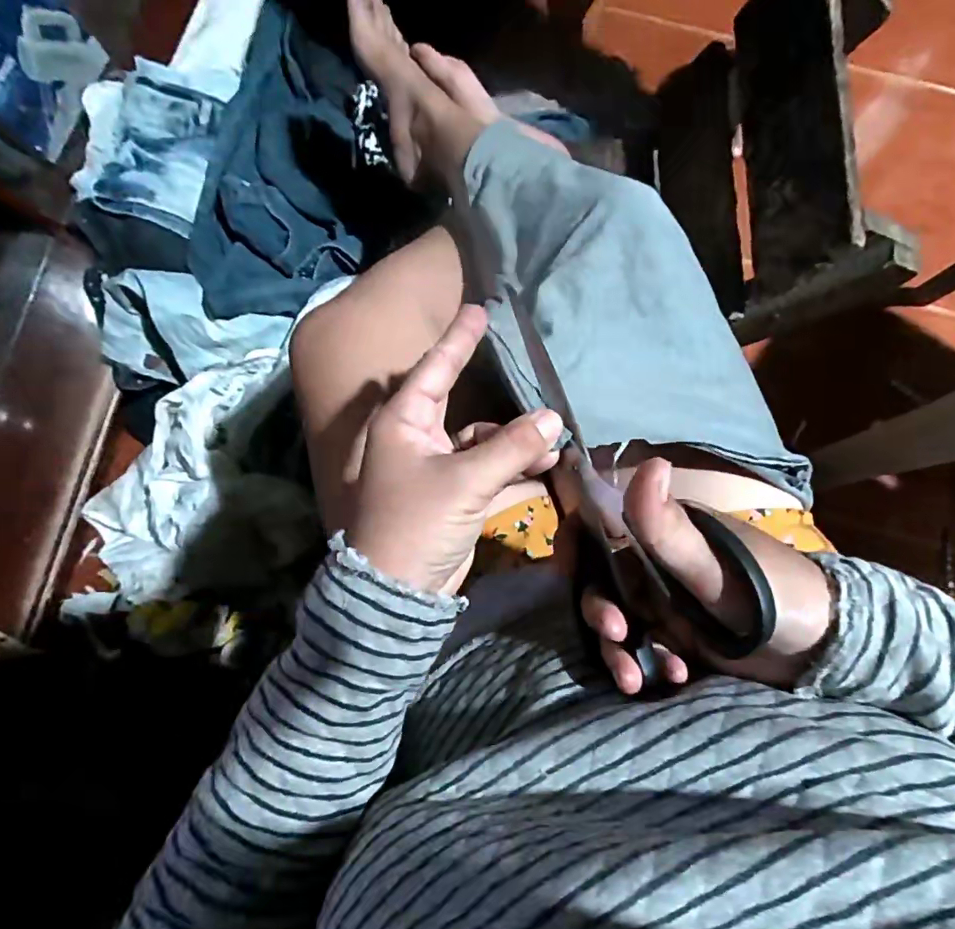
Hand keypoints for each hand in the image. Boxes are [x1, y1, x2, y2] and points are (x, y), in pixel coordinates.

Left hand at [347, 305, 562, 594]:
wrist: (400, 590)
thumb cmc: (417, 523)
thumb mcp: (466, 481)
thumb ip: (512, 448)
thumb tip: (554, 418)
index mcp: (405, 423)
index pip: (435, 370)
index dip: (458, 341)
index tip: (480, 310)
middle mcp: (420, 441)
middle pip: (471, 413)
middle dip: (508, 412)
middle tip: (544, 400)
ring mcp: (440, 472)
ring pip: (488, 446)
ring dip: (519, 447)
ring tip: (553, 448)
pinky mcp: (457, 499)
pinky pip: (493, 474)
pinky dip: (516, 473)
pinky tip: (546, 471)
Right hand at [581, 458, 834, 693]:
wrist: (821, 644)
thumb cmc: (772, 592)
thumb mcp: (717, 566)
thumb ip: (672, 529)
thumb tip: (647, 465)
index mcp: (666, 533)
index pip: (603, 526)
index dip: (575, 546)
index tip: (566, 573)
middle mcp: (660, 564)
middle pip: (604, 582)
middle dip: (600, 611)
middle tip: (616, 634)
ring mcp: (669, 601)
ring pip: (621, 621)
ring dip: (620, 649)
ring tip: (637, 678)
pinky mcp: (680, 637)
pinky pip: (646, 648)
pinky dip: (649, 663)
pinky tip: (672, 677)